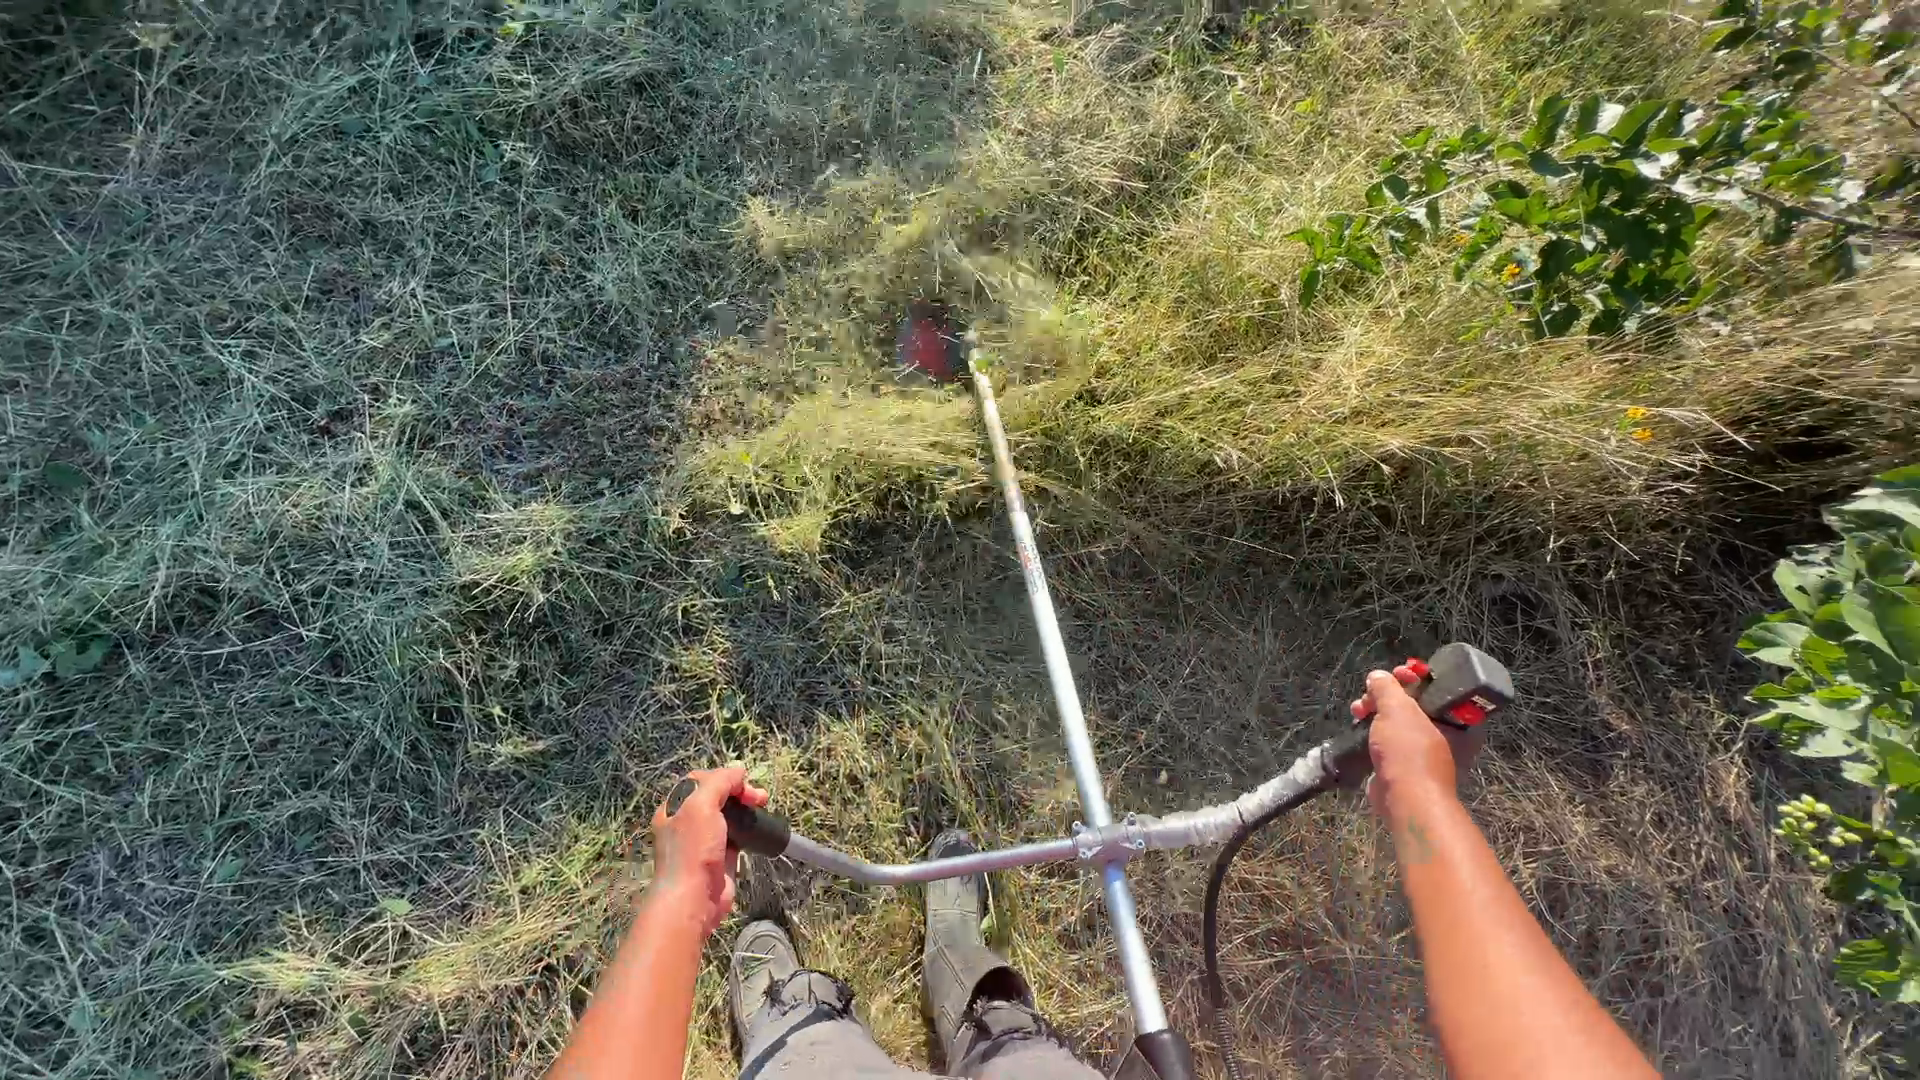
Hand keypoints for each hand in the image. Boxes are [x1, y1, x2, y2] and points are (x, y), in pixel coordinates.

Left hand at [647, 767, 769, 935]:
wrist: (694, 898)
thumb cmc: (693, 848)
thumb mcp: (702, 804)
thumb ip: (720, 782)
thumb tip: (738, 771)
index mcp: (674, 807)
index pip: (699, 780)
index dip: (722, 776)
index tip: (741, 783)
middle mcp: (686, 821)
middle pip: (716, 795)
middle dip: (738, 790)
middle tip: (758, 797)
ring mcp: (704, 839)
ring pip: (728, 813)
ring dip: (746, 806)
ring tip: (762, 806)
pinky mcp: (721, 856)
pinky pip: (736, 833)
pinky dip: (747, 827)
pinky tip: (757, 828)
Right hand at [1348, 665, 1482, 813]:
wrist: (1405, 797)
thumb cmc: (1407, 750)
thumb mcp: (1396, 710)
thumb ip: (1387, 688)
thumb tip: (1378, 676)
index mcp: (1449, 718)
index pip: (1434, 688)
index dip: (1414, 677)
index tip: (1396, 672)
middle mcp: (1438, 731)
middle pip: (1409, 702)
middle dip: (1385, 694)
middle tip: (1369, 694)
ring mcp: (1418, 748)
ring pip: (1394, 719)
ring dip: (1374, 709)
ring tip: (1357, 710)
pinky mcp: (1401, 761)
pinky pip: (1385, 737)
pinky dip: (1372, 729)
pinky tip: (1358, 725)